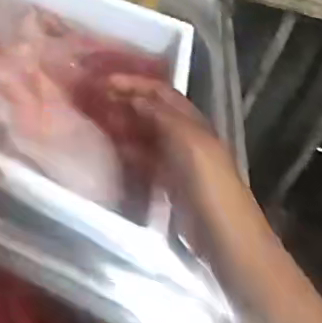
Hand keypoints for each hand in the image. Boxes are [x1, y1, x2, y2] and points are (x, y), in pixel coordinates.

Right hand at [106, 74, 247, 222]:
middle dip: (125, 100)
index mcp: (193, 121)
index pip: (160, 92)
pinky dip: (127, 151)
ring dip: (123, 124)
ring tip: (96, 120)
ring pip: (145, 134)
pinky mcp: (169, 186)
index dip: (134, 82)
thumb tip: (133, 97)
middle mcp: (184, 136)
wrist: (227, 242)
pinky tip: (110, 150)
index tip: (104, 81)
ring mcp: (177, 162)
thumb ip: (161, 116)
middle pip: (151, 111)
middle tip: (94, 98)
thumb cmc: (209, 185)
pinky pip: (144, 160)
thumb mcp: (188, 141)